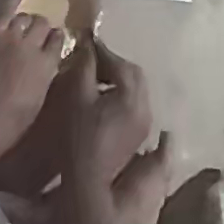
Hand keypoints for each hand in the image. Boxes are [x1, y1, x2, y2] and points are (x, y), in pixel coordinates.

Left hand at [0, 0, 67, 161]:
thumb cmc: (7, 124)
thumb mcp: (36, 101)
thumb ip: (43, 77)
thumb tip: (45, 65)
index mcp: (47, 66)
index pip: (58, 41)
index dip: (55, 39)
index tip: (54, 39)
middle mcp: (33, 46)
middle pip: (42, 25)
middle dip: (42, 27)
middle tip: (37, 32)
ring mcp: (12, 37)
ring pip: (26, 17)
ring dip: (26, 20)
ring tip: (24, 23)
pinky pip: (6, 7)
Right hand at [67, 39, 153, 185]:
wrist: (86, 180)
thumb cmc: (79, 136)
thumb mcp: (77, 96)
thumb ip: (85, 66)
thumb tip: (87, 44)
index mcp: (132, 96)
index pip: (120, 64)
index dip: (102, 51)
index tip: (86, 43)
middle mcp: (145, 107)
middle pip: (133, 74)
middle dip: (114, 63)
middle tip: (92, 60)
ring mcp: (144, 122)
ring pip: (136, 88)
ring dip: (118, 77)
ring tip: (95, 77)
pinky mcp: (138, 133)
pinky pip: (134, 101)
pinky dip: (122, 92)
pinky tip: (103, 96)